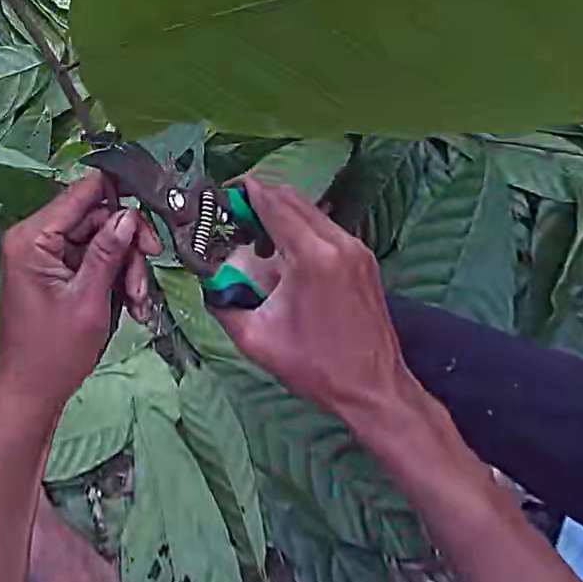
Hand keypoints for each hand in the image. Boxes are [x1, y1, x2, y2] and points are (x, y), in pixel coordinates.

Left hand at [0, 173, 159, 419]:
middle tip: (143, 279)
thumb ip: (108, 252)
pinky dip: (114, 278)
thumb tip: (128, 215)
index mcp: (32, 237)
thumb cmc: (53, 353)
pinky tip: (131, 306)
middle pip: (95, 218)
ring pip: (99, 240)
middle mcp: (35, 237)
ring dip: (124, 267)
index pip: (79, 194)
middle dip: (126, 246)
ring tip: (138, 304)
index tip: (150, 201)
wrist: (29, 396)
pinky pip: (93, 259)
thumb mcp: (88, 300)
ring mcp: (45, 254)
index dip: (115, 192)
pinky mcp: (55, 270)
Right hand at [211, 180, 419, 422]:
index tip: (224, 190)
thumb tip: (206, 280)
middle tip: (234, 210)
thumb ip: (223, 303)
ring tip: (256, 231)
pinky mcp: (363, 257)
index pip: (273, 205)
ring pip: (310, 208)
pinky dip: (300, 224)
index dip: (246, 192)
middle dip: (261, 197)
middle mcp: (337, 243)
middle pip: (292, 198)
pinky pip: (324, 224)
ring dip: (281, 210)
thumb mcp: (256, 339)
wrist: (375, 391)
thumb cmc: (315, 367)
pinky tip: (284, 248)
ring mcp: (355, 247)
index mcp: (312, 257)